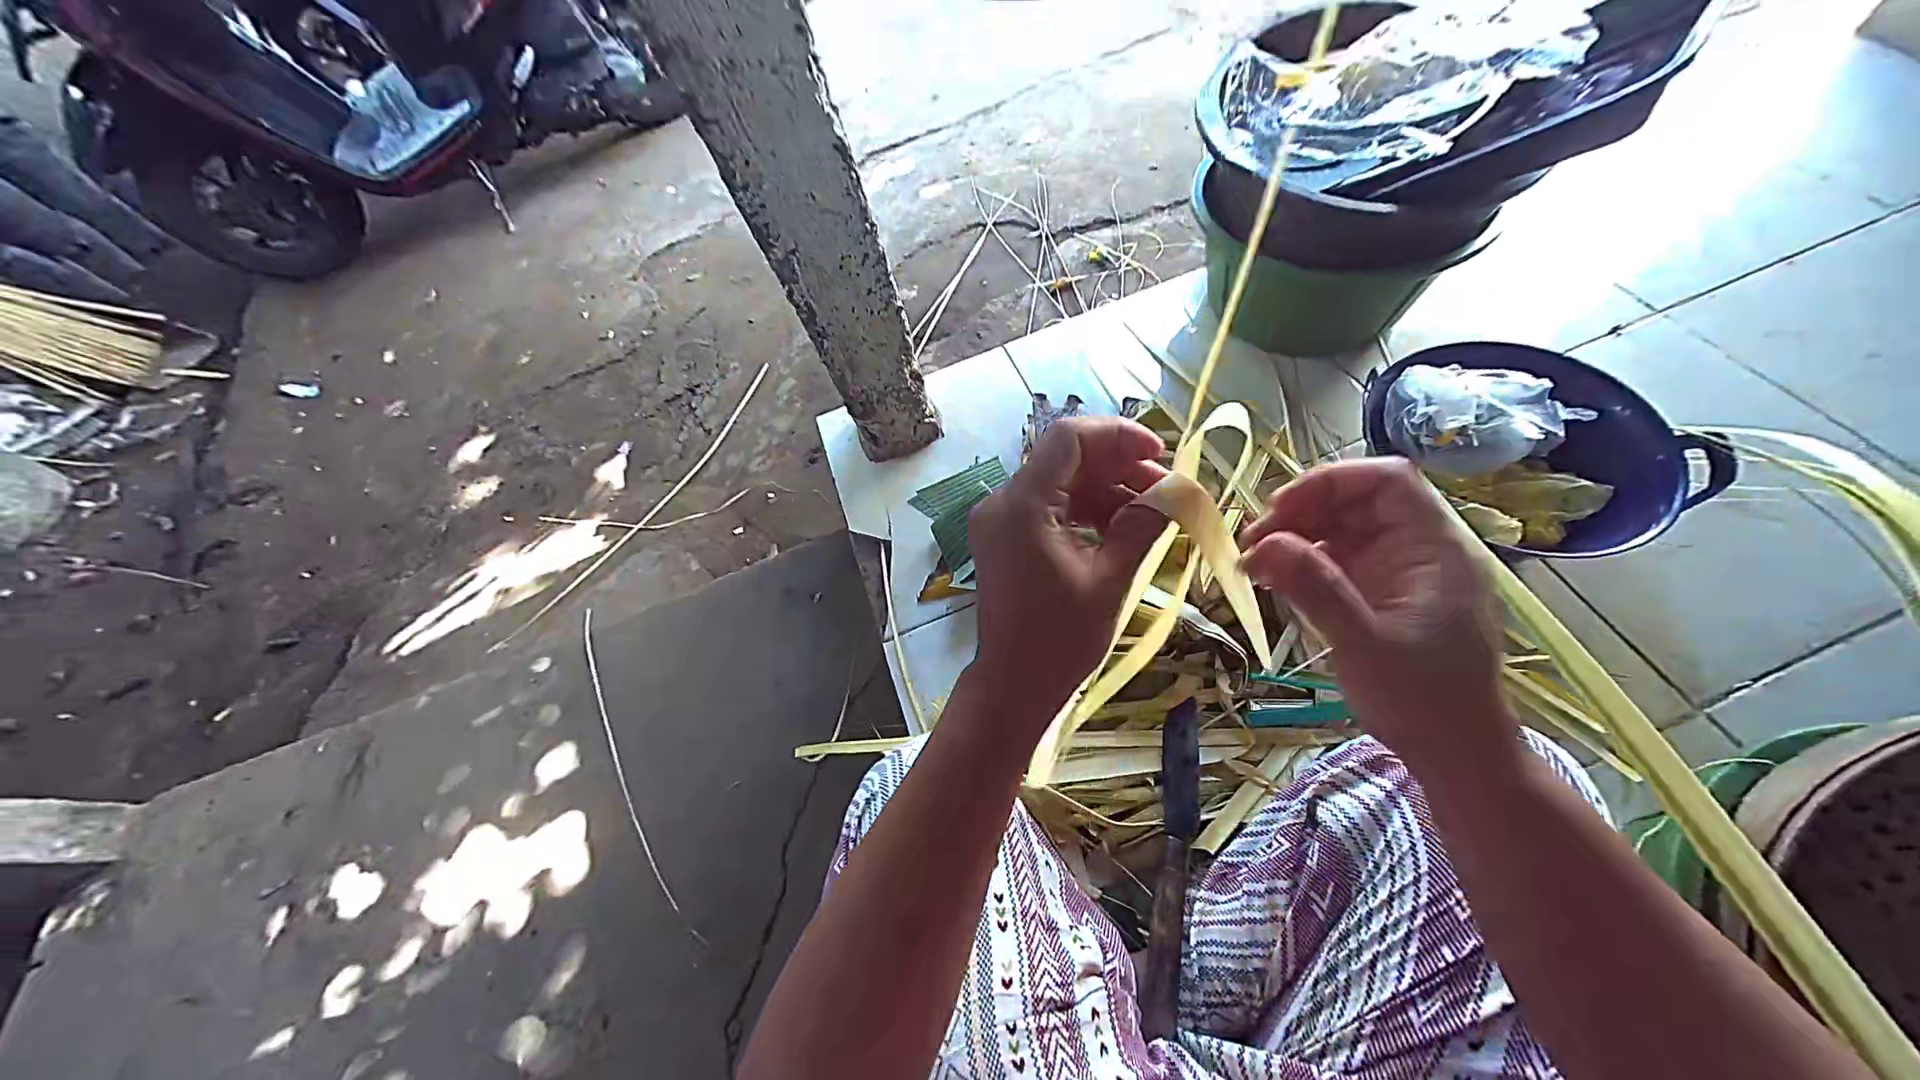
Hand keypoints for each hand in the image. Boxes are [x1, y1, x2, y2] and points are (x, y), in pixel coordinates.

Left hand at [967, 417, 1169, 729]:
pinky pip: (1052, 506)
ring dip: (1107, 489)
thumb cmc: (1059, 641)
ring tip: (1151, 512)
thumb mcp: (1110, 580)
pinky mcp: (1007, 537)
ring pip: (1062, 481)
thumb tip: (1175, 490)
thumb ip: (1141, 526)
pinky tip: (1122, 527)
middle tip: (1165, 490)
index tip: (1159, 454)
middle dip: (1119, 466)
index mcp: (1022, 507)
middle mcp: (1003, 503)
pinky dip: (1087, 510)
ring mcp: (1001, 520)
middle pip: (1066, 458)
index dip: (1118, 436)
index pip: (1069, 439)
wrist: (1014, 685)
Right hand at [1238, 458, 1513, 776]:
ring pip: (1339, 527)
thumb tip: (1263, 543)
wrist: (1454, 751)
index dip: (1330, 482)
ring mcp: (1395, 569)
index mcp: (1434, 548)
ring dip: (1293, 535)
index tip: (1279, 510)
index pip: (1386, 481)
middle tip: (1254, 542)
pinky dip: (1299, 561)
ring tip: (1254, 562)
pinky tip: (1273, 580)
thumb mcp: (1364, 644)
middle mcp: (1417, 548)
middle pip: (1356, 500)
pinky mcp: (1377, 590)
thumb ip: (1316, 589)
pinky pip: (1333, 557)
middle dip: (1301, 511)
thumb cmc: (1423, 700)